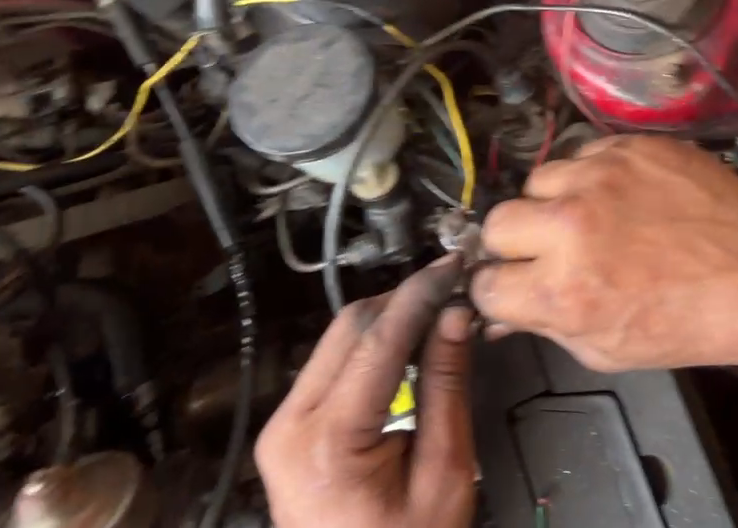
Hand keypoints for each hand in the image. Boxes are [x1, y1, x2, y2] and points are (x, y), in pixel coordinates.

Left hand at [255, 258, 475, 527]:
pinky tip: (409, 340)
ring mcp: (281, 426)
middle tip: (454, 286)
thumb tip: (457, 313)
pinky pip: (332, 363)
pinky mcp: (286, 429)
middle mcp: (289, 424)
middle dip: (404, 299)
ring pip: (338, 338)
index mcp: (327, 441)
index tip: (456, 264)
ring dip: (389, 317)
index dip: (421, 293)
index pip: (378, 340)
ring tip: (438, 309)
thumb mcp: (443, 473)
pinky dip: (373, 342)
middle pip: (350, 328)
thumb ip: (447, 387)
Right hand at [471, 134, 737, 370]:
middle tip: (548, 251)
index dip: (500, 290)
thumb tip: (505, 312)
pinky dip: (594, 176)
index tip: (515, 286)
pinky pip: (585, 154)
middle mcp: (572, 224)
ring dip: (554, 202)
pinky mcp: (631, 146)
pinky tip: (624, 196)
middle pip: (497, 221)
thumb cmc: (695, 321)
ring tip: (591, 218)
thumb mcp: (611, 350)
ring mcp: (602, 175)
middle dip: (515, 243)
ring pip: (538, 180)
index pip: (487, 282)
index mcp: (564, 288)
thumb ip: (548, 327)